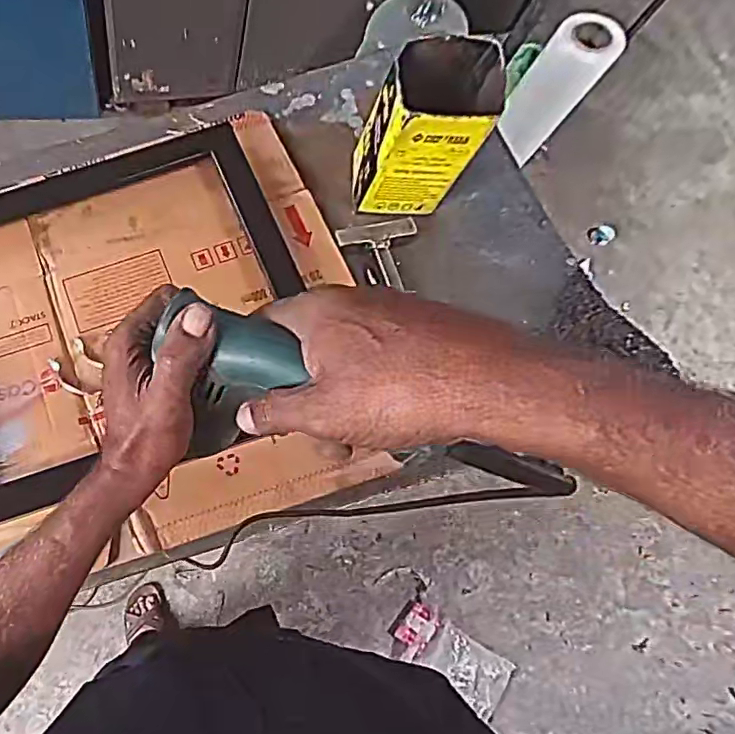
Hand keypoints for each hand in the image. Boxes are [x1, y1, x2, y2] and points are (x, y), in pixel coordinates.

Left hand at [94, 285, 215, 500]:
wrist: (134, 472)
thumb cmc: (143, 442)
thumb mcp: (167, 395)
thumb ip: (180, 355)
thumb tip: (198, 316)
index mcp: (127, 343)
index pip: (165, 299)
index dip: (195, 310)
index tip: (213, 330)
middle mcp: (131, 348)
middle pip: (175, 317)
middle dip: (201, 331)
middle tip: (219, 353)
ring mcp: (141, 363)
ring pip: (180, 338)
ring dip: (201, 350)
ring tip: (215, 370)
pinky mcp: (152, 379)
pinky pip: (180, 359)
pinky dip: (196, 367)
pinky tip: (205, 385)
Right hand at [236, 287, 551, 450]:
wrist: (488, 384)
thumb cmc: (414, 387)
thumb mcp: (323, 414)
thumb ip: (276, 412)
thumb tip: (251, 413)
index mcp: (316, 312)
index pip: (260, 324)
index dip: (248, 359)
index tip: (246, 385)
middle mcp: (348, 303)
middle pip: (301, 347)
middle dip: (300, 392)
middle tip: (308, 423)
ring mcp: (383, 315)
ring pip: (339, 359)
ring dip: (336, 398)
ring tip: (355, 430)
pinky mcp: (411, 331)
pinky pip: (373, 361)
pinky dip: (369, 390)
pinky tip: (385, 417)